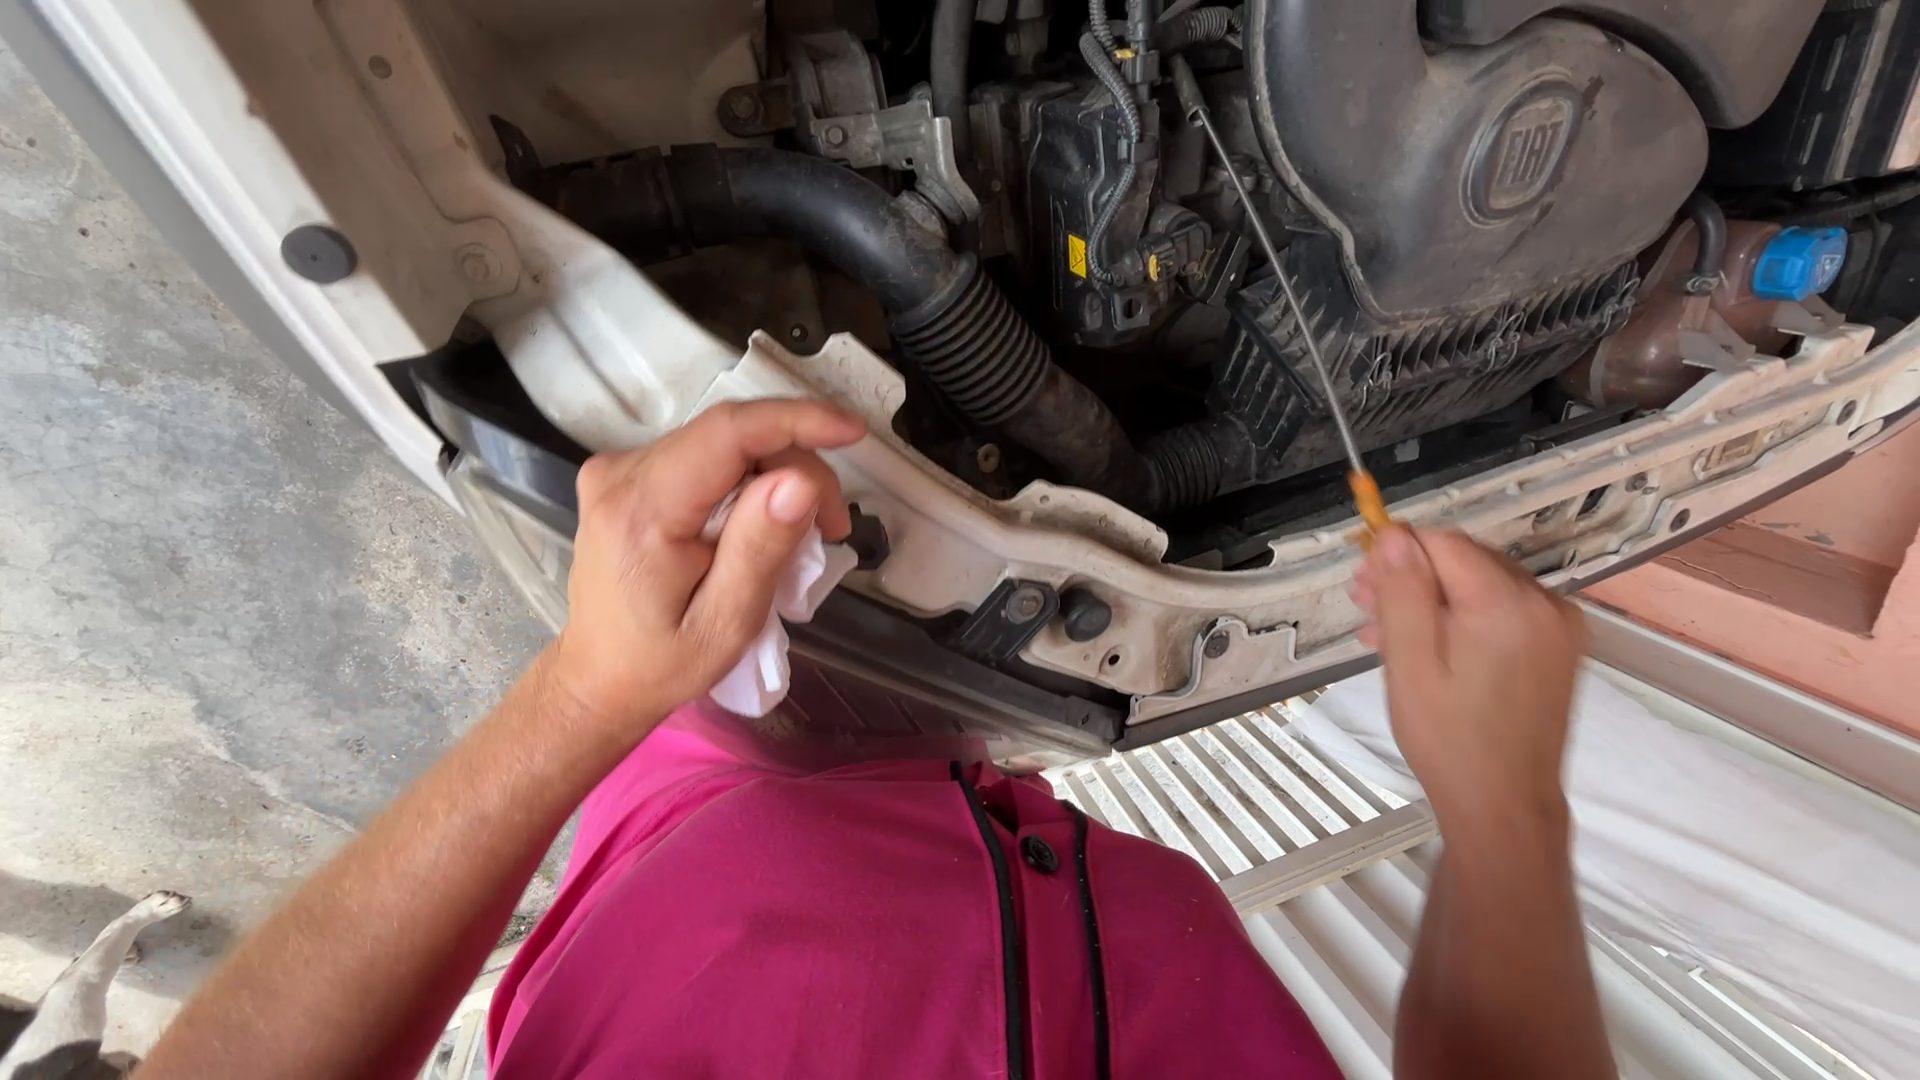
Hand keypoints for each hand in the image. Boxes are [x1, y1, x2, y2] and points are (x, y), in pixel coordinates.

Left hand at [547, 399, 865, 742]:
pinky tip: (766, 524)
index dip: (796, 421)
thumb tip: (800, 481)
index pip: (727, 433)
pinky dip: (752, 482)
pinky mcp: (631, 475)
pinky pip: (711, 458)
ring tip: (806, 534)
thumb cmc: (662, 663)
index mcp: (641, 511)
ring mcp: (622, 470)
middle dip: (799, 468)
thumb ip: (760, 550)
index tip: (852, 432)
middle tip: (832, 527)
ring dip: (780, 477)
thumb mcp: (724, 623)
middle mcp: (622, 474)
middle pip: (734, 436)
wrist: (599, 676)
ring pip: (727, 444)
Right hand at [1350, 527, 1586, 827]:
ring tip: (1384, 630)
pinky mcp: (1558, 645)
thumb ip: (1403, 591)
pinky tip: (1424, 643)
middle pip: (1462, 559)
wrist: (1502, 802)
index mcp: (1507, 605)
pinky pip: (1499, 608)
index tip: (1361, 583)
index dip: (1397, 554)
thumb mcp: (1409, 661)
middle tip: (1363, 605)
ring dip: (1428, 597)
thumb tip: (1392, 535)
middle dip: (1410, 575)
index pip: (1443, 544)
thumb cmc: (1446, 737)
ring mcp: (1559, 625)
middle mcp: (1545, 604)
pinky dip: (1458, 616)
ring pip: (1477, 582)